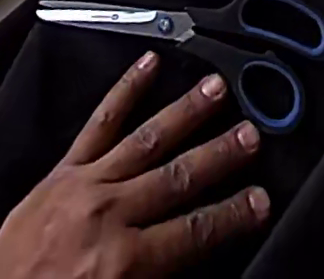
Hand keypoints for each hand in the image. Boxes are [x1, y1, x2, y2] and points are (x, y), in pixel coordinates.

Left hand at [0, 52, 270, 278]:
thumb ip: (157, 273)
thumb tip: (196, 251)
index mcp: (124, 262)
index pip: (194, 232)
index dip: (232, 215)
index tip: (259, 199)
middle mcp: (109, 214)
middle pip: (178, 177)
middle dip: (220, 155)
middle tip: (250, 134)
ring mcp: (86, 183)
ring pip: (147, 139)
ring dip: (186, 112)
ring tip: (215, 89)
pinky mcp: (64, 168)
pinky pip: (100, 120)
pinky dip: (126, 89)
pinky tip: (147, 65)